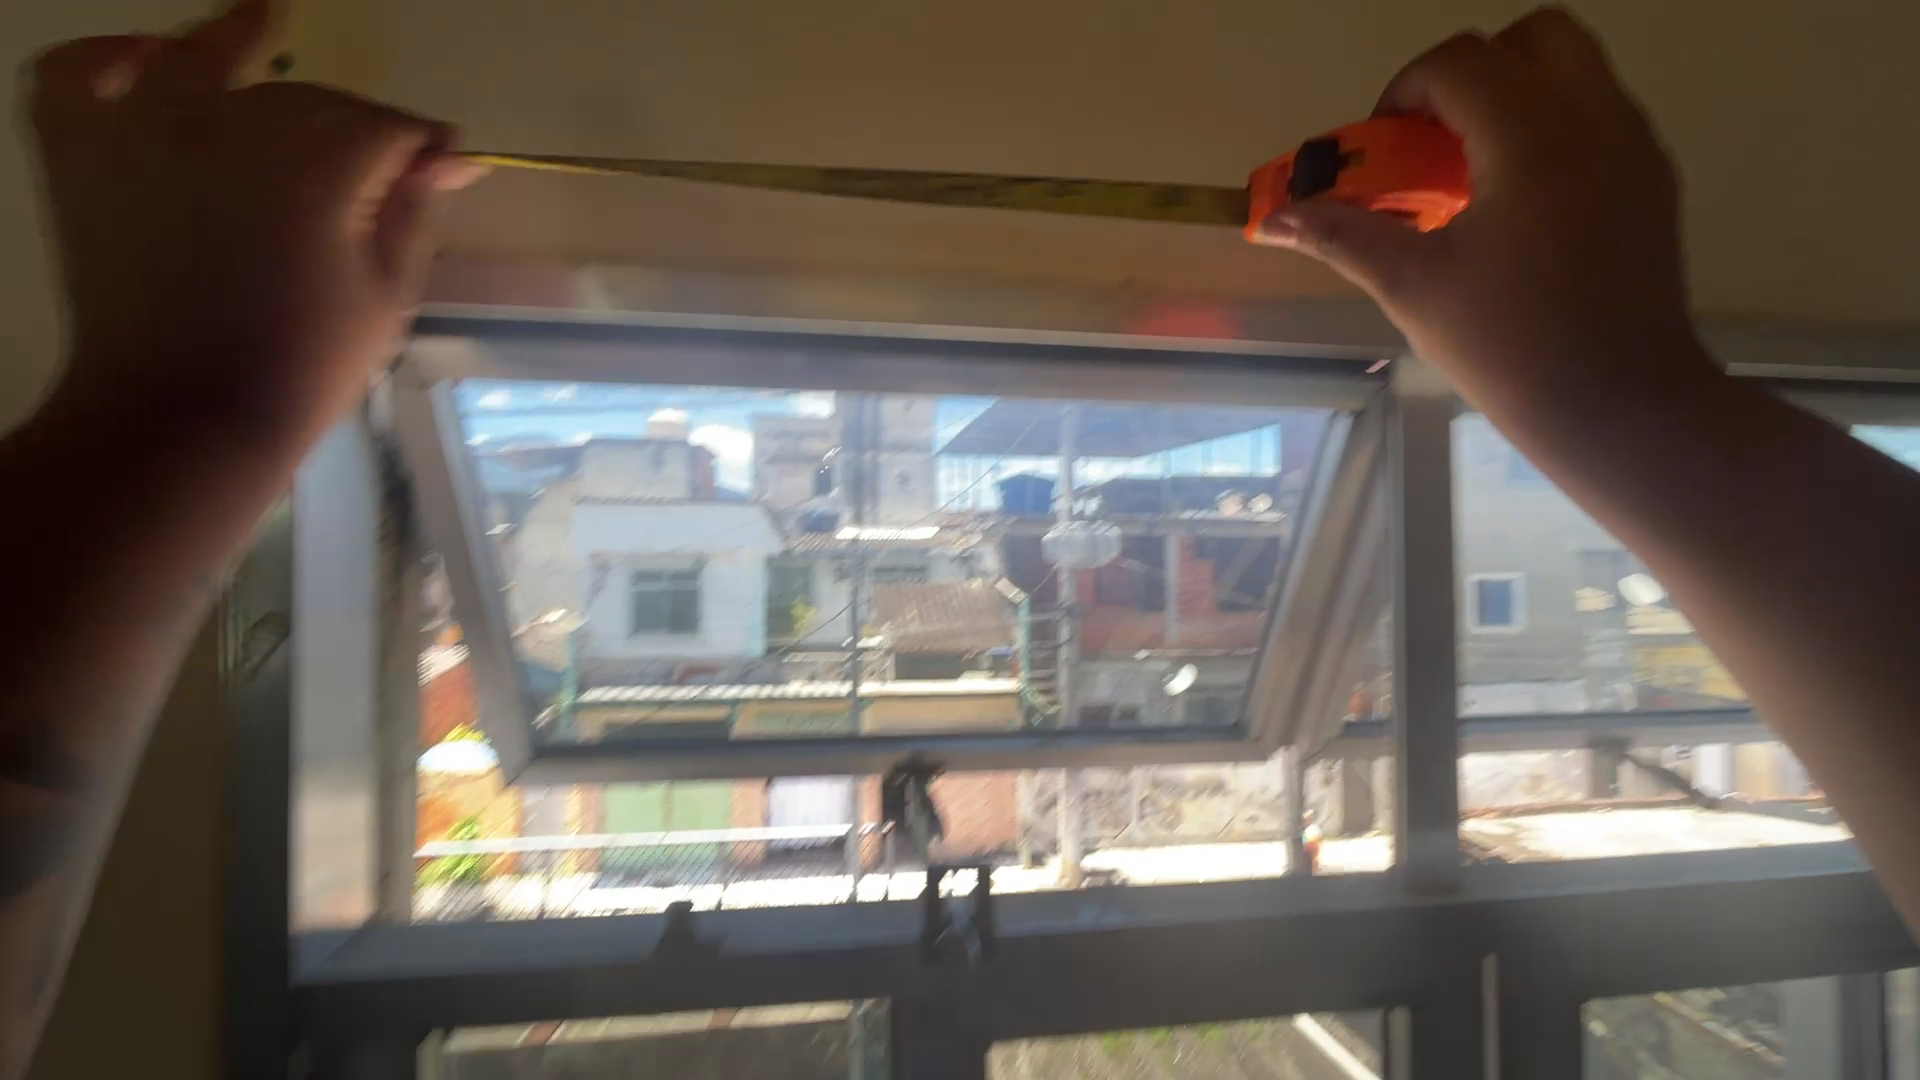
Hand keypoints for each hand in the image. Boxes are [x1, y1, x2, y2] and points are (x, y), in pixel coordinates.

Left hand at [25, 0, 481, 437]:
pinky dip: (118, 52)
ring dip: (245, 43)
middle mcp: (222, 130)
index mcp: (311, 173)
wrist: (192, 405)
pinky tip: (155, 52)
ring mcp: (139, 130)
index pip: (383, 126)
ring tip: (268, 16)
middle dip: (360, 114)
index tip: (454, 156)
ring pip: (210, 65)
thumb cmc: (312, 358)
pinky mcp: (77, 148)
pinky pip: (83, 69)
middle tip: (394, 149)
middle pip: (309, 94)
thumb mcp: (391, 290)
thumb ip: (414, 211)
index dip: (425, 137)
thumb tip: (449, 158)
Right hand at [1257, 8, 1711, 402]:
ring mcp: (1635, 142)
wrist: (1612, 397)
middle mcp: (1596, 118)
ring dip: (1506, 99)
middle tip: (1425, 146)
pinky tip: (1509, 206)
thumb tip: (1275, 219)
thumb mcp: (1409, 287)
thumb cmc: (1502, 343)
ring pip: (1571, 69)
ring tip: (1463, 178)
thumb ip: (1343, 237)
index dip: (1404, 93)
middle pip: (1530, 38)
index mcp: (1531, 141)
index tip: (1379, 151)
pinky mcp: (1651, 174)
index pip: (1461, 63)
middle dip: (1464, 77)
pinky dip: (1542, 129)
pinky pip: (1594, 112)